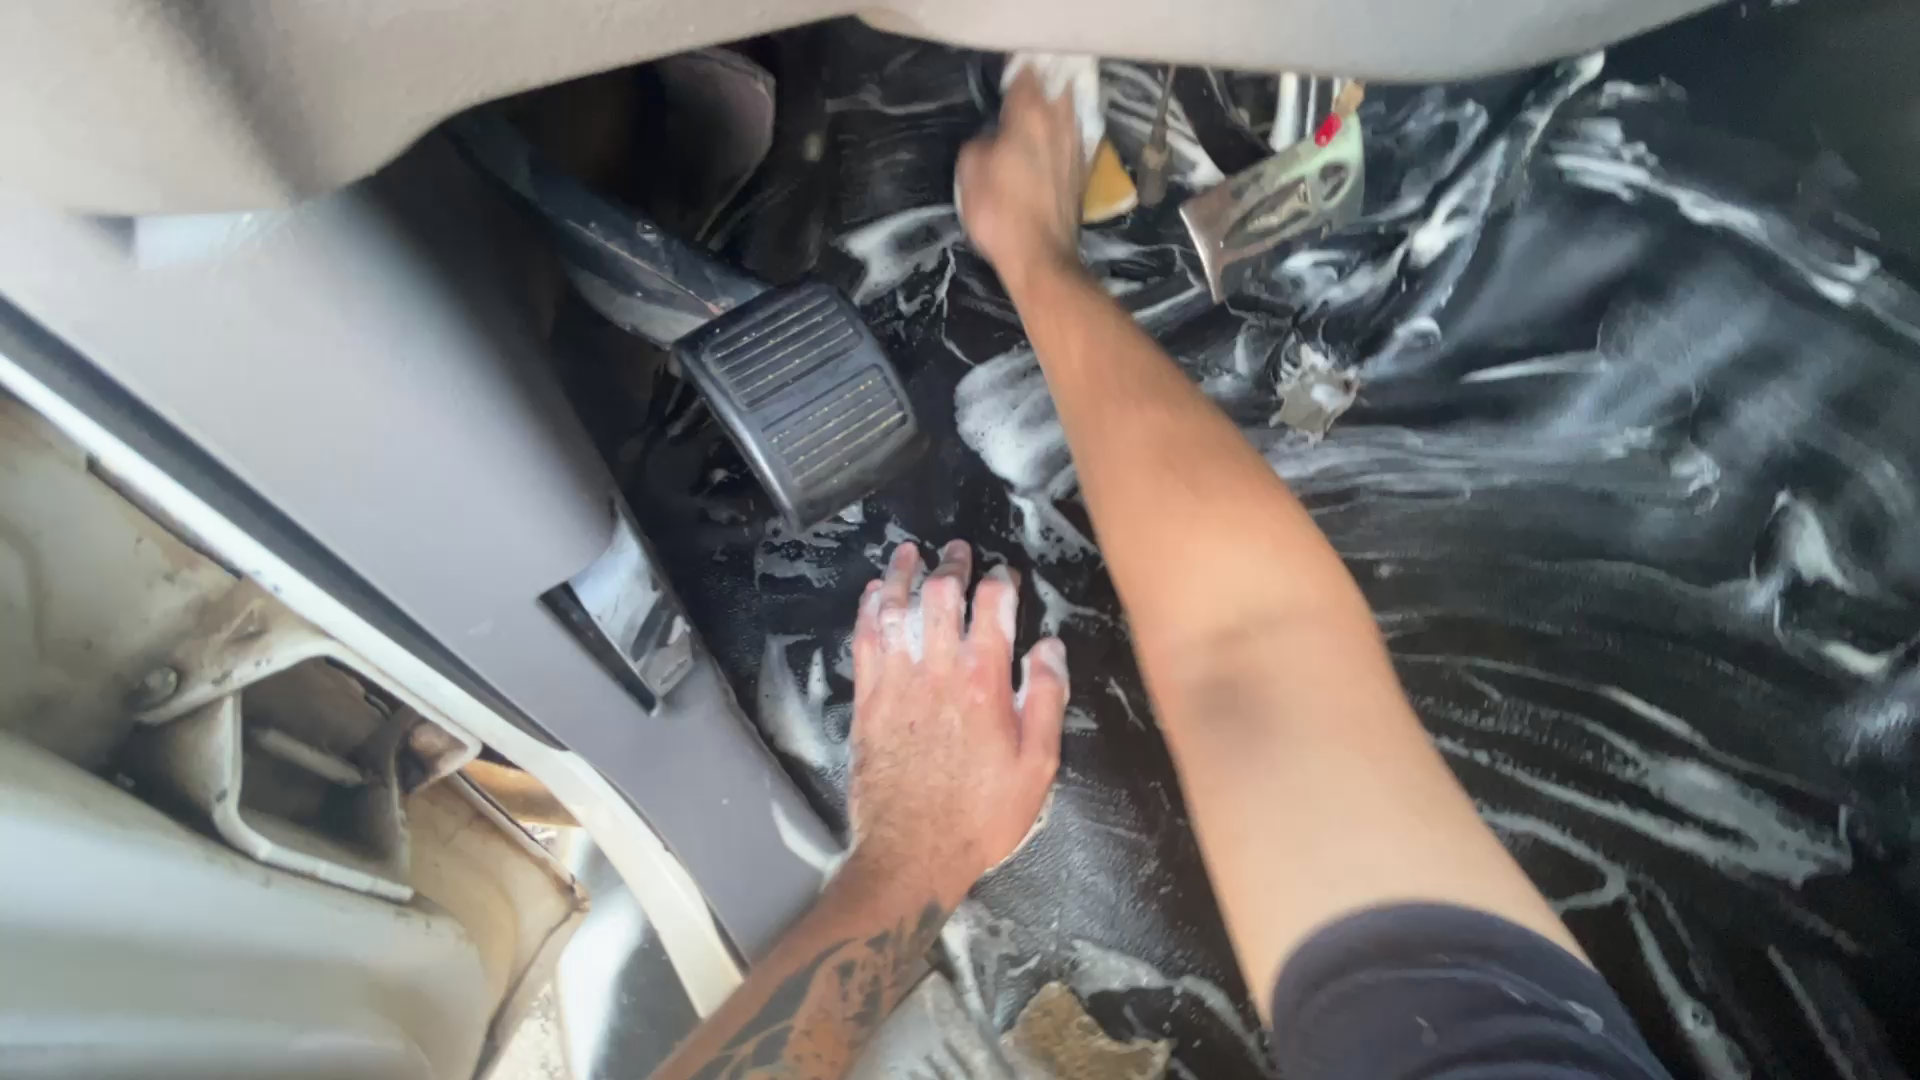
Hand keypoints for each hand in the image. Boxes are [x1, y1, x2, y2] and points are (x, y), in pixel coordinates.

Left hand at [847, 540, 1068, 906]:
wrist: (911, 852)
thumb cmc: (982, 812)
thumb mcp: (1038, 765)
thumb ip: (1047, 699)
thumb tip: (1050, 646)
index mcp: (984, 681)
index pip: (993, 608)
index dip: (1000, 582)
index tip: (1004, 574)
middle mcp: (938, 668)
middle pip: (941, 596)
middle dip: (951, 565)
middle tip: (957, 549)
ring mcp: (897, 681)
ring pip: (896, 609)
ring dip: (902, 575)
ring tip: (909, 551)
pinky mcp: (867, 698)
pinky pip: (865, 641)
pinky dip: (868, 610)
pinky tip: (872, 593)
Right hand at [956, 69, 1088, 291]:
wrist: (1040, 258)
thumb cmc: (1000, 214)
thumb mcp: (969, 174)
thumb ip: (978, 144)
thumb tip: (990, 140)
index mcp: (1030, 114)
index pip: (1024, 74)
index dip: (1013, 75)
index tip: (1003, 83)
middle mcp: (1059, 123)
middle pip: (1054, 88)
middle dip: (1041, 87)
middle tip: (1023, 97)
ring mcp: (1076, 148)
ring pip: (1068, 113)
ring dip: (1054, 112)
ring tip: (1037, 118)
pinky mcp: (1082, 175)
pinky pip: (1072, 142)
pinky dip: (1062, 139)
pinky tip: (1049, 149)